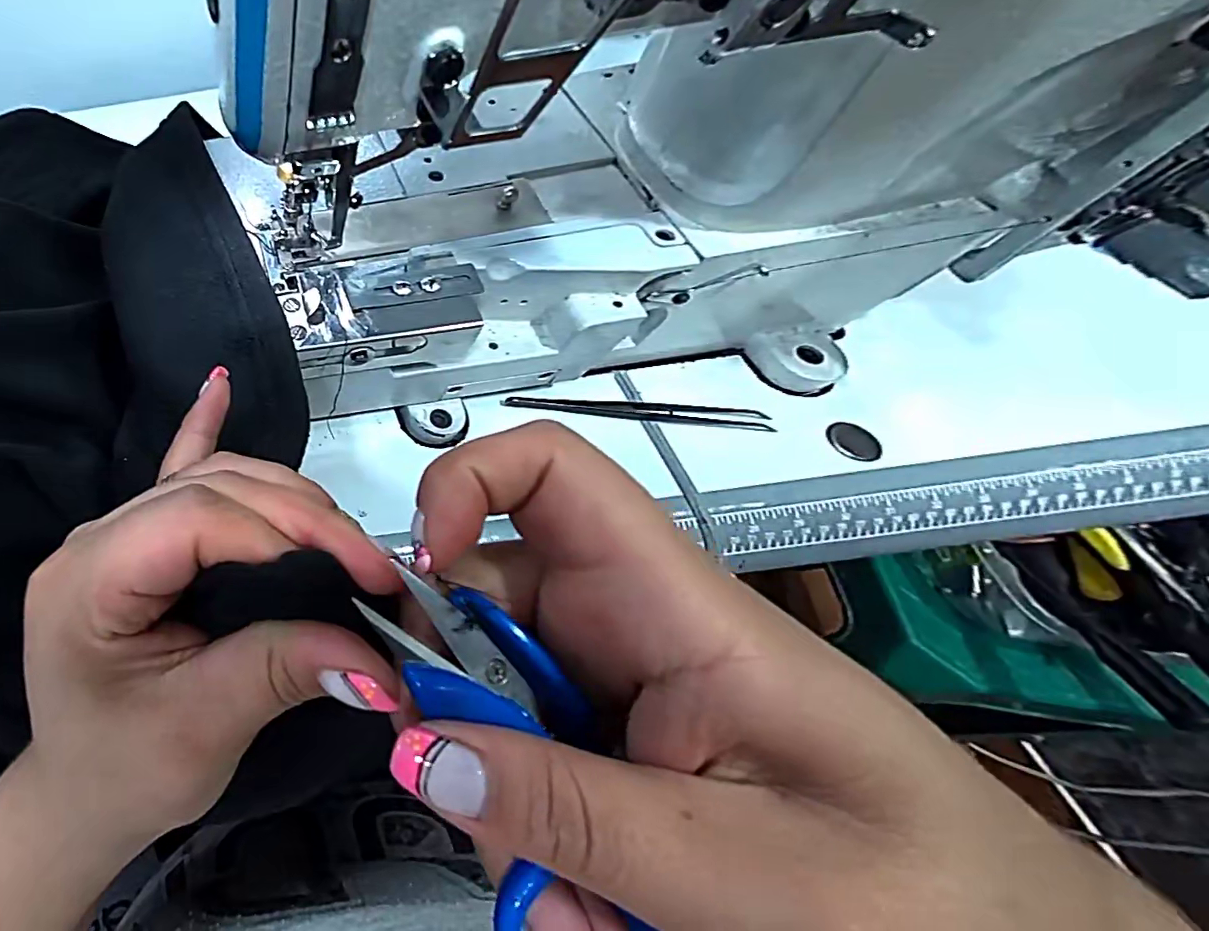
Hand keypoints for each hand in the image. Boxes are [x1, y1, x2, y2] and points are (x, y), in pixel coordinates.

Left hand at [17, 366, 402, 844]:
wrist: (81, 791)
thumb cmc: (123, 772)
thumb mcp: (202, 730)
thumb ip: (282, 671)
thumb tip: (376, 651)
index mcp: (89, 578)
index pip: (199, 517)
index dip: (288, 532)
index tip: (363, 573)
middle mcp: (98, 537)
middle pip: (213, 487)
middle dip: (300, 516)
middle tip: (367, 565)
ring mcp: (118, 531)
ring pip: (214, 478)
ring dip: (284, 496)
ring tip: (337, 534)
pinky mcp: (143, 537)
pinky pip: (180, 472)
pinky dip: (207, 429)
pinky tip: (219, 387)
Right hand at [390, 421, 1186, 930]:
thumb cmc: (940, 898)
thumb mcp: (749, 867)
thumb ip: (575, 810)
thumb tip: (419, 750)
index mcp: (664, 600)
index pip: (547, 471)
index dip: (463, 482)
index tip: (418, 562)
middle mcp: (616, 623)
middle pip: (476, 606)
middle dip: (455, 705)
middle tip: (489, 815)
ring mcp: (598, 688)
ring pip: (481, 704)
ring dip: (504, 811)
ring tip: (587, 914)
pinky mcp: (594, 747)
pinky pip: (512, 770)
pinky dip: (530, 847)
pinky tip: (596, 914)